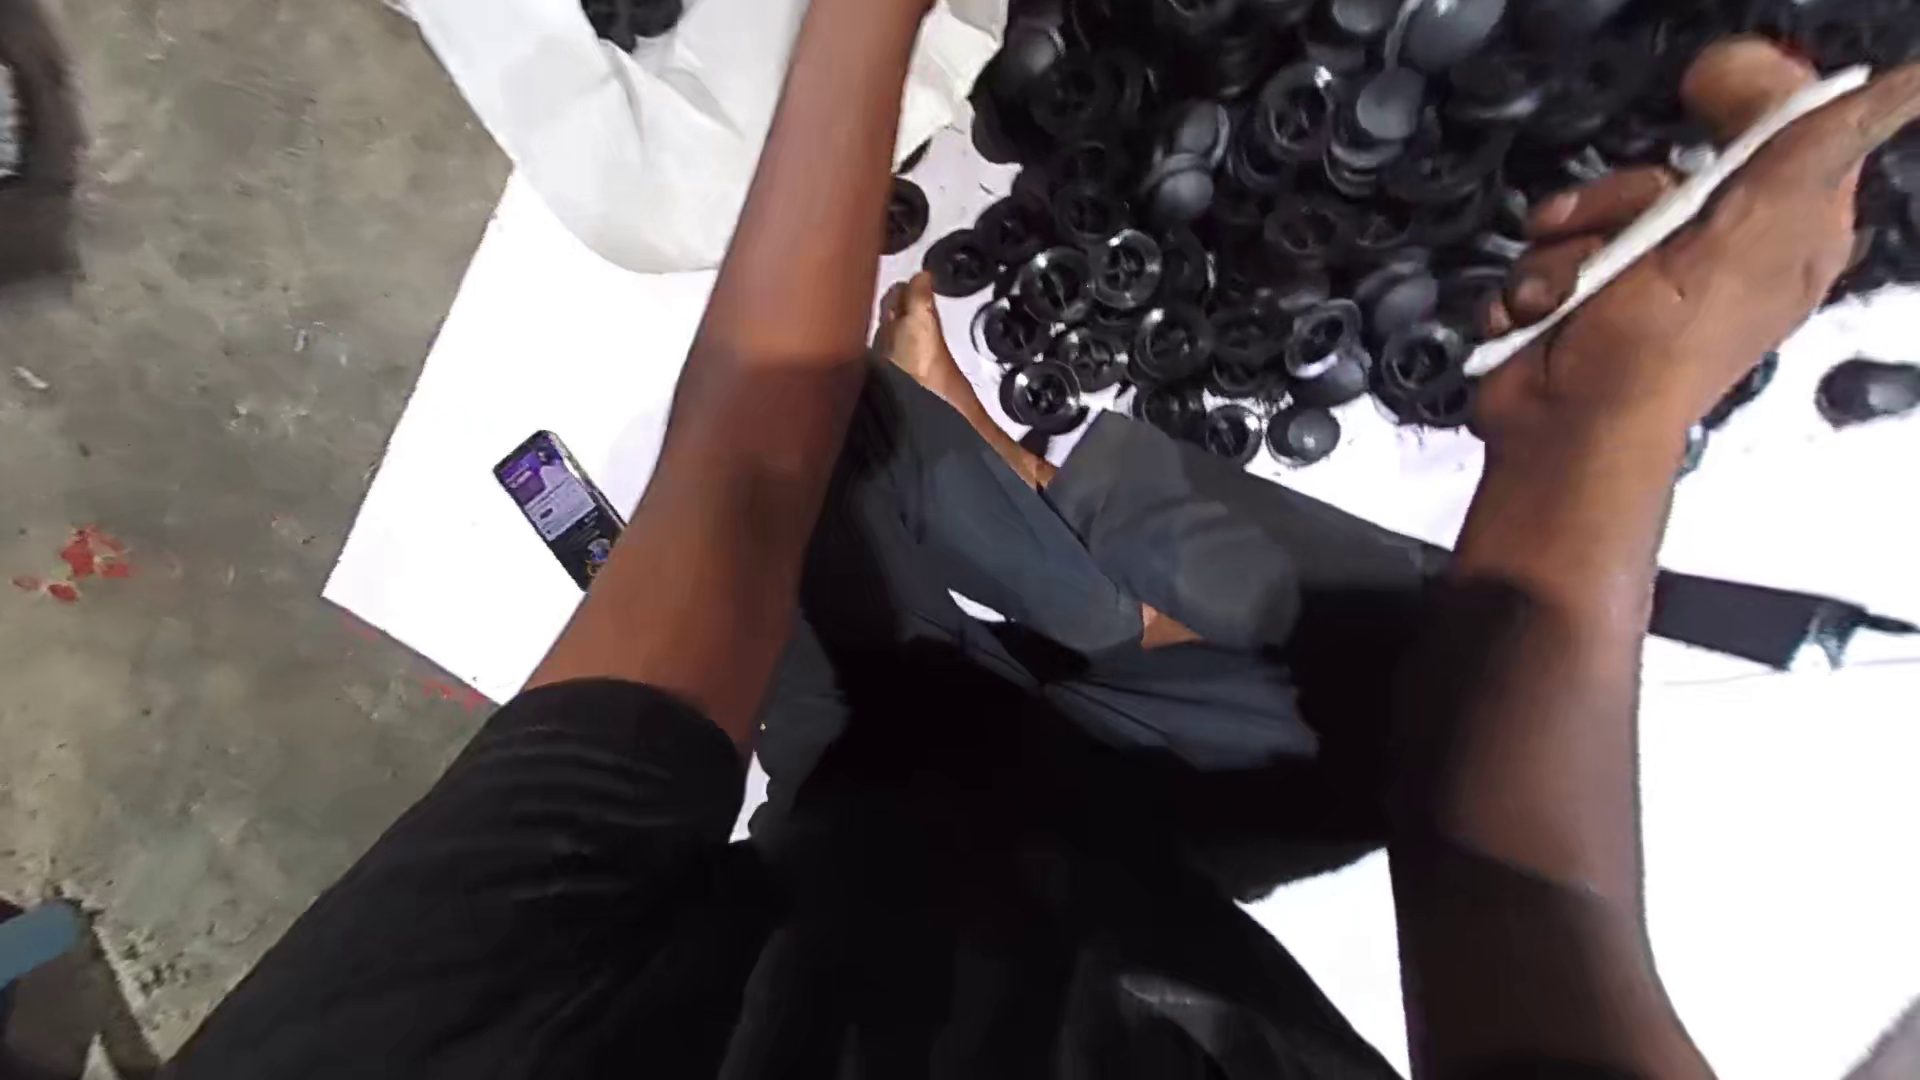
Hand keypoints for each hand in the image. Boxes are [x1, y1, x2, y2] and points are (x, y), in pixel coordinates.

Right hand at [1475, 38, 1919, 457]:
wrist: (1561, 430)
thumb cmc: (1654, 355)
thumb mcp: (1740, 253)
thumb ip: (1801, 165)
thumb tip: (1909, 83)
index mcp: (1765, 235)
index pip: (1773, 138)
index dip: (1747, 96)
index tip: (1705, 74)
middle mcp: (1689, 255)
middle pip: (1647, 184)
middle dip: (1602, 203)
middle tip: (1570, 224)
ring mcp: (1613, 286)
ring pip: (1571, 232)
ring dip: (1548, 263)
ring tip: (1549, 302)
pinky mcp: (1554, 311)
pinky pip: (1526, 275)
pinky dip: (1518, 298)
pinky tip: (1527, 321)